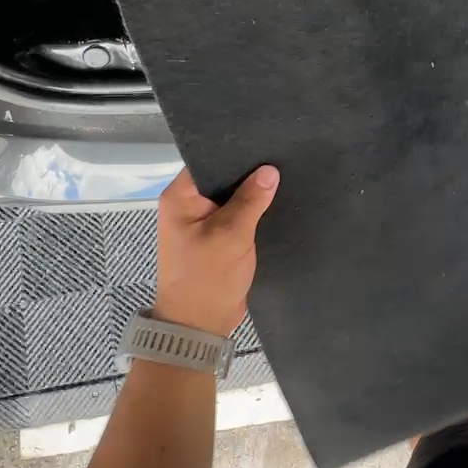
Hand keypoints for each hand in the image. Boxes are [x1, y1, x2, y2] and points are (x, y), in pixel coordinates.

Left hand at [151, 165, 279, 336]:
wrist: (200, 326)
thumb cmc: (207, 278)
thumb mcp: (231, 235)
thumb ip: (250, 200)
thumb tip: (270, 170)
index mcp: (180, 197)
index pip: (209, 160)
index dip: (235, 151)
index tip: (265, 141)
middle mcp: (189, 204)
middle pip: (223, 177)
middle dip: (250, 171)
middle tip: (282, 154)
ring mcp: (205, 221)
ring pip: (234, 196)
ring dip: (255, 192)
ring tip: (286, 172)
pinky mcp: (220, 236)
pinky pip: (239, 214)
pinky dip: (255, 211)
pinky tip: (279, 200)